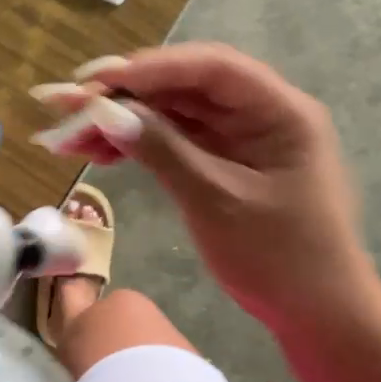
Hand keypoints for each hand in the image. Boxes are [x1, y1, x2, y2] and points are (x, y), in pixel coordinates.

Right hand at [31, 43, 378, 328]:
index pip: (209, 69)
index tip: (92, 82)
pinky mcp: (221, 159)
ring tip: (65, 134)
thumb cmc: (279, 258)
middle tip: (63, 103)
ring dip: (118, 118)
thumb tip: (104, 113)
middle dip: (121, 92)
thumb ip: (162, 150)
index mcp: (279, 112)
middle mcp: (259, 112)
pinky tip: (96, 151)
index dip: (148, 68)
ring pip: (170, 110)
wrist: (317, 313)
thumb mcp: (216, 201)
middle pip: (183, 84)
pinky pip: (172, 137)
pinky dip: (134, 141)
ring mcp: (239, 136)